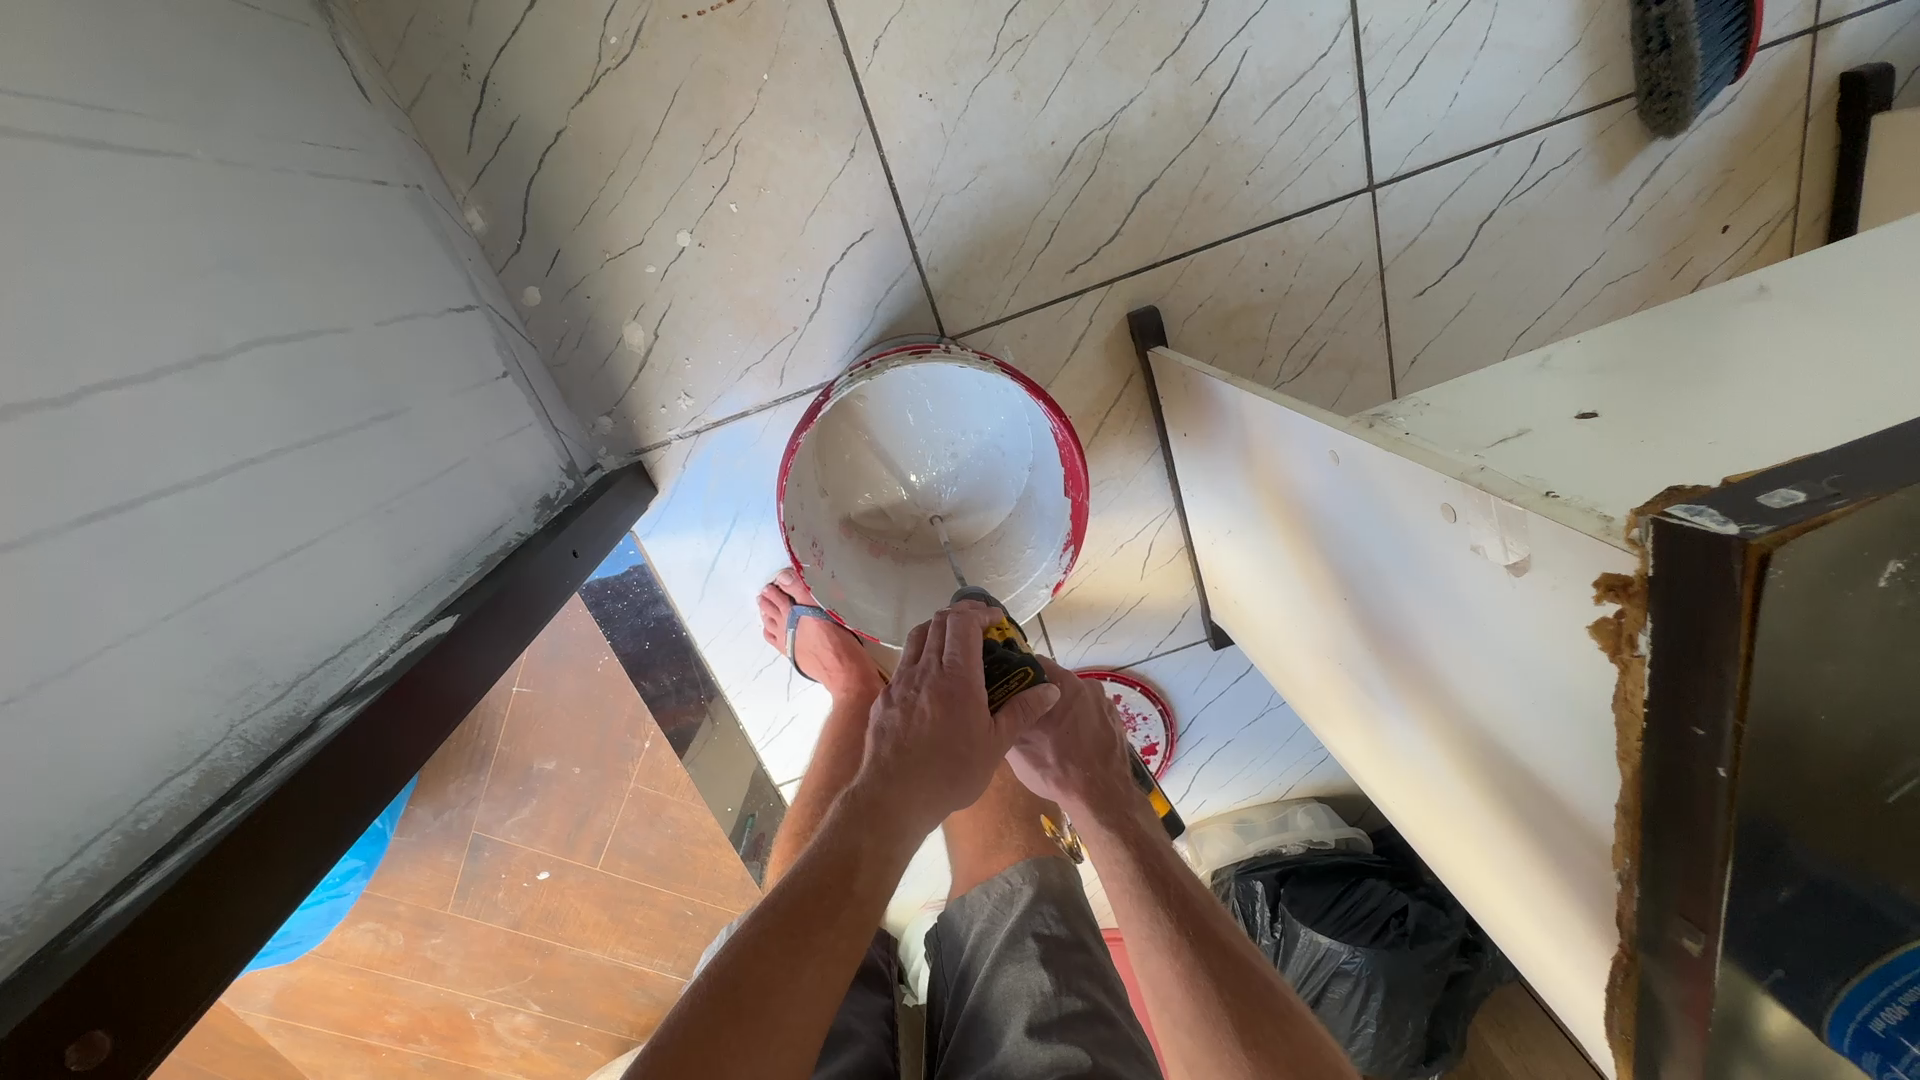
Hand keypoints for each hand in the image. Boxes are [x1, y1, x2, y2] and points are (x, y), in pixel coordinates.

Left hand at [854, 602, 1060, 834]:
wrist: (893, 797)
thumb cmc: (951, 773)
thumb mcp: (995, 746)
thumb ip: (1022, 712)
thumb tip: (1050, 691)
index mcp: (956, 677)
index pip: (963, 623)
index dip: (981, 613)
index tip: (997, 621)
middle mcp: (925, 670)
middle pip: (939, 622)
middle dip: (962, 616)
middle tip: (981, 627)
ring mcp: (900, 681)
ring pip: (917, 636)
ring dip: (939, 629)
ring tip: (956, 644)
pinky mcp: (885, 696)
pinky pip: (904, 662)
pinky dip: (921, 655)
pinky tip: (931, 678)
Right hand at [1007, 657, 1144, 823]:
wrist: (1102, 796)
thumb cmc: (1055, 769)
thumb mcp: (1017, 747)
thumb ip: (1009, 718)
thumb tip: (997, 706)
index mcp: (1062, 684)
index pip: (1034, 664)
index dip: (1018, 675)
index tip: (1009, 689)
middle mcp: (1085, 685)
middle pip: (1054, 681)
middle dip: (1040, 695)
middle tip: (1028, 717)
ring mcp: (1104, 702)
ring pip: (1074, 698)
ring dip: (1062, 709)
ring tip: (1053, 734)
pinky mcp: (1115, 719)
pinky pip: (1090, 712)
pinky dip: (1081, 721)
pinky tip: (1074, 743)